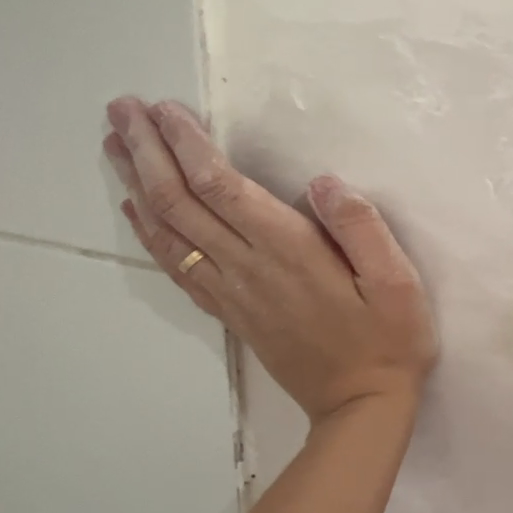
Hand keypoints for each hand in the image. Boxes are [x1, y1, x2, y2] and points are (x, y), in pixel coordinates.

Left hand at [103, 97, 436, 423]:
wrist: (362, 405)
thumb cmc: (390, 339)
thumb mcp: (398, 282)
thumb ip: (362, 229)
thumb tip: (323, 183)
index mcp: (290, 252)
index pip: (223, 187)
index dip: (188, 145)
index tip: (165, 108)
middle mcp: (249, 268)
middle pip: (181, 202)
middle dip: (148, 152)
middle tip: (122, 107)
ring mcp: (234, 293)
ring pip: (169, 230)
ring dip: (137, 183)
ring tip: (114, 142)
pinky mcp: (232, 313)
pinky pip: (177, 266)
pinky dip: (148, 232)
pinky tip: (135, 209)